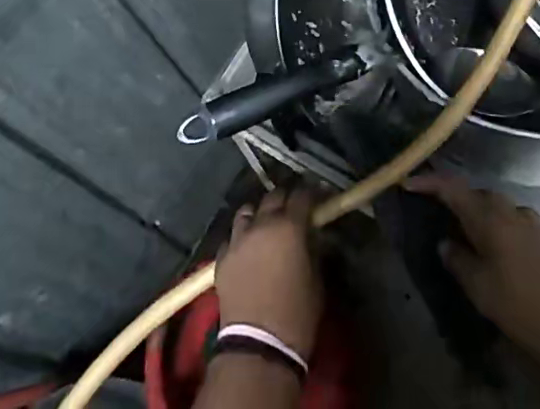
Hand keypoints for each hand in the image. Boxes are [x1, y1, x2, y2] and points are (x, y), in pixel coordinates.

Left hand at [216, 188, 322, 356]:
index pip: (302, 195)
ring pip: (247, 211)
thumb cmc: (297, 314)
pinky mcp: (221, 257)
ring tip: (265, 226)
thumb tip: (311, 234)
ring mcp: (237, 239)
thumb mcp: (316, 278)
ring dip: (259, 215)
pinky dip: (241, 238)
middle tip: (294, 211)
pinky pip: (231, 237)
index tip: (319, 197)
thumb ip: (313, 248)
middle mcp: (261, 224)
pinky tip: (247, 250)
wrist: (258, 345)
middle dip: (285, 200)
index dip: (312, 193)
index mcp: (289, 227)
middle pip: (273, 197)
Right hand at [403, 174, 539, 359]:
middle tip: (431, 209)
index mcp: (487, 213)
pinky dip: (491, 224)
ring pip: (492, 206)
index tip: (406, 182)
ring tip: (457, 229)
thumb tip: (445, 243)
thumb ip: (457, 259)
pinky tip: (486, 244)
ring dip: (473, 212)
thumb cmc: (519, 301)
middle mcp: (507, 207)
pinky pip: (506, 219)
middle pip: (473, 192)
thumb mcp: (477, 285)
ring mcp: (527, 220)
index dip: (427, 182)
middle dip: (451, 197)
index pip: (450, 186)